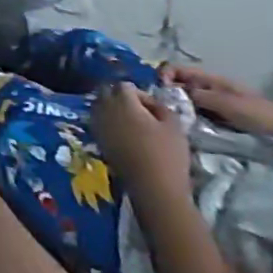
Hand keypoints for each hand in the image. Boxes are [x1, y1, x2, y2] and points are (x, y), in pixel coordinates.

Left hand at [91, 82, 189, 197]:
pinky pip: (98, 120)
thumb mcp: (175, 128)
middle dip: (122, 97)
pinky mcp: (96, 138)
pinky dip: (108, 121)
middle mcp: (105, 108)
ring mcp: (97, 123)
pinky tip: (124, 134)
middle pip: (107, 92)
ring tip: (133, 124)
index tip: (155, 110)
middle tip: (141, 113)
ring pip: (100, 105)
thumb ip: (163, 110)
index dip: (141, 94)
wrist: (153, 186)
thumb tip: (154, 106)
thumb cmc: (167, 155)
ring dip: (113, 108)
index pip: (125, 86)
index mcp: (123, 102)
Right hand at [162, 65, 272, 143]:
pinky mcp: (216, 118)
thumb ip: (197, 95)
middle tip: (164, 108)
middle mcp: (206, 87)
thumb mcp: (225, 103)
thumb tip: (169, 90)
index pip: (175, 68)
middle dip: (167, 92)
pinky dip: (187, 116)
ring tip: (173, 118)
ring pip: (184, 99)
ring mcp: (212, 103)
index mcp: (208, 78)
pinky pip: (194, 113)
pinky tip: (185, 126)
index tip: (161, 90)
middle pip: (177, 83)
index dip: (163, 75)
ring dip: (177, 106)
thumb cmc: (258, 114)